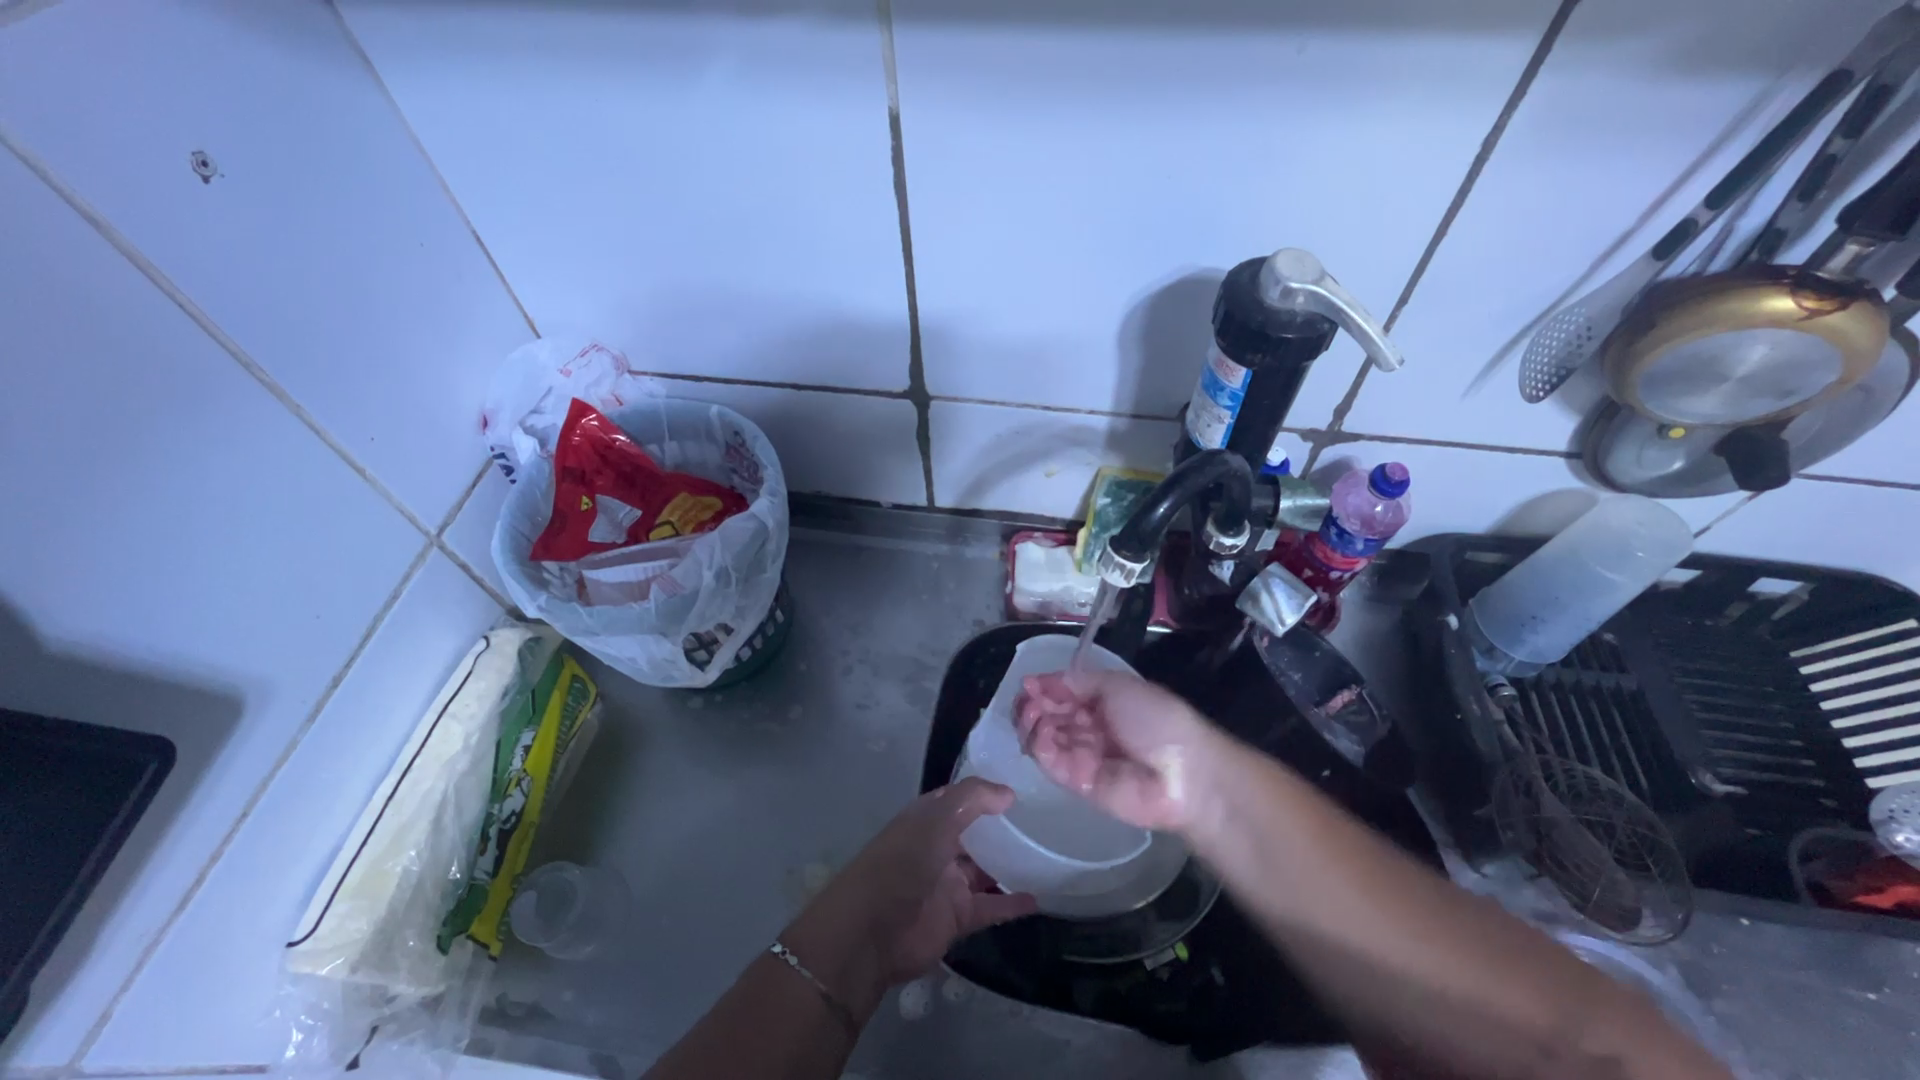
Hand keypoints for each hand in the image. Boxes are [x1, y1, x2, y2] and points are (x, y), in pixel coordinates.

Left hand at [782, 778, 1036, 1017]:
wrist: (871, 932)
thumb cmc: (901, 864)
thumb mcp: (935, 820)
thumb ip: (972, 799)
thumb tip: (1008, 793)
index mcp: (925, 822)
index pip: (957, 801)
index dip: (983, 794)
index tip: (1020, 788)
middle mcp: (937, 850)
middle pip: (974, 836)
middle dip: (1001, 830)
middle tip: (1042, 823)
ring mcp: (947, 885)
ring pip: (984, 871)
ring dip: (1010, 866)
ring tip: (1047, 857)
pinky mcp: (957, 918)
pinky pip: (991, 907)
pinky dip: (1012, 904)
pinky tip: (1039, 899)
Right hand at [1015, 670, 1221, 832]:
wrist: (1184, 773)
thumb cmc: (1157, 719)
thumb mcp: (1118, 686)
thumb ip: (1077, 682)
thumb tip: (1037, 681)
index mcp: (1104, 702)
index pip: (1063, 693)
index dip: (1044, 687)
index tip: (1029, 684)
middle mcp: (1091, 728)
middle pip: (1049, 715)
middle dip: (1033, 705)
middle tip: (1028, 701)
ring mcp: (1083, 756)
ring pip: (1044, 738)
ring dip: (1032, 723)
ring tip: (1032, 715)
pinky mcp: (1077, 783)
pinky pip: (1051, 762)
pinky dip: (1040, 746)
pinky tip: (1041, 734)